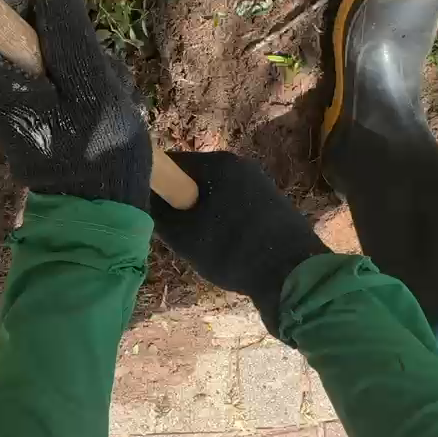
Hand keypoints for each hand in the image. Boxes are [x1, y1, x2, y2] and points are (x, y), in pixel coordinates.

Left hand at [0, 0, 151, 209]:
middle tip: (91, 51)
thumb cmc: (94, 149)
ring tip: (113, 86)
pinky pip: (57, 83)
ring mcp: (18, 110)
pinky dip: (85, 83)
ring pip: (42, 59)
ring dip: (82, 61)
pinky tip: (113, 100)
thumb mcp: (90, 83)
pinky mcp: (39, 121)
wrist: (101, 212)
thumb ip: (67, 33)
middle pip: (10, 38)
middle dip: (56, 33)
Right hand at [149, 152, 327, 334]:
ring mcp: (259, 182)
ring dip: (200, 214)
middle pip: (193, 178)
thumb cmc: (231, 249)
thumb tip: (145, 197)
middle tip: (171, 232)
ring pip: (214, 193)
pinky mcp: (271, 202)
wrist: (292, 274)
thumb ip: (158, 212)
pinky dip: (222, 221)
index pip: (171, 163)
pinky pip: (234, 205)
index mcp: (218, 163)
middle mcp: (240, 164)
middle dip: (179, 202)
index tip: (147, 210)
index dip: (154, 185)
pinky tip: (224, 246)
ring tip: (198, 243)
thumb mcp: (182, 235)